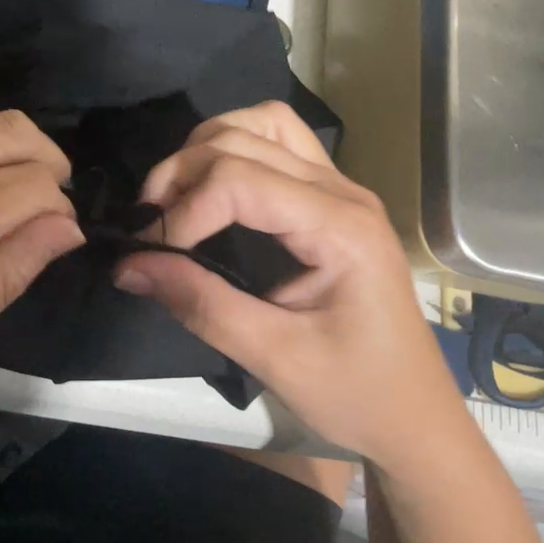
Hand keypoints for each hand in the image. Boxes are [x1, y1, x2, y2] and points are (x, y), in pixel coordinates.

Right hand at [113, 102, 466, 466]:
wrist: (416, 419)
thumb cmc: (356, 394)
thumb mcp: (275, 358)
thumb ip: (201, 304)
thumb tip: (127, 265)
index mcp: (340, 227)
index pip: (239, 180)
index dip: (184, 210)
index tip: (149, 255)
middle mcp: (343, 191)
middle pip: (243, 139)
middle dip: (182, 171)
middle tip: (148, 224)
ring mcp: (341, 188)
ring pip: (262, 123)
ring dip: (207, 148)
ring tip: (175, 196)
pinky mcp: (331, 197)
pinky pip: (277, 141)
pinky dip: (233, 148)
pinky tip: (211, 187)